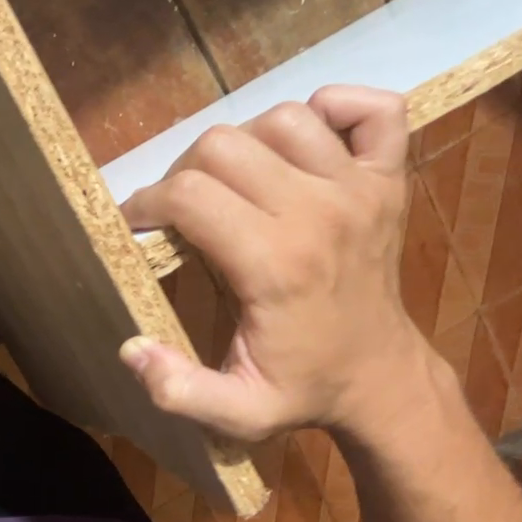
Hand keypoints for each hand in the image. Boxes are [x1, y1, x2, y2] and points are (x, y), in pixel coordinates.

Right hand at [119, 86, 440, 443]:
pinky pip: (371, 109)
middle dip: (182, 173)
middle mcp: (319, 212)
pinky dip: (335, 110)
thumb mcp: (235, 412)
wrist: (381, 377)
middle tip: (178, 211)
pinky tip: (305, 146)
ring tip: (231, 185)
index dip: (144, 205)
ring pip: (282, 118)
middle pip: (223, 145)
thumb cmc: (301, 389)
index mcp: (276, 264)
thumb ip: (178, 390)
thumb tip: (131, 348)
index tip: (134, 227)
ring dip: (243, 145)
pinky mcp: (390, 178)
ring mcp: (361, 188)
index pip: (188, 196)